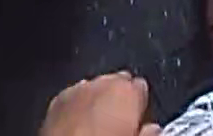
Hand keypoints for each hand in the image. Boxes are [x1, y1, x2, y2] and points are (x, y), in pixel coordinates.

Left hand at [40, 71, 157, 135]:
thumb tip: (153, 129)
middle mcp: (105, 82)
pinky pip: (75, 96)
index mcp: (127, 92)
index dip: (139, 106)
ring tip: (96, 128)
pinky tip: (77, 126)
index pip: (142, 87)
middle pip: (118, 82)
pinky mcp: (59, 99)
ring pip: (96, 88)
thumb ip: (148, 132)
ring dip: (98, 101)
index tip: (137, 122)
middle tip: (117, 125)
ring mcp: (80, 87)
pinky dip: (79, 106)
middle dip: (119, 99)